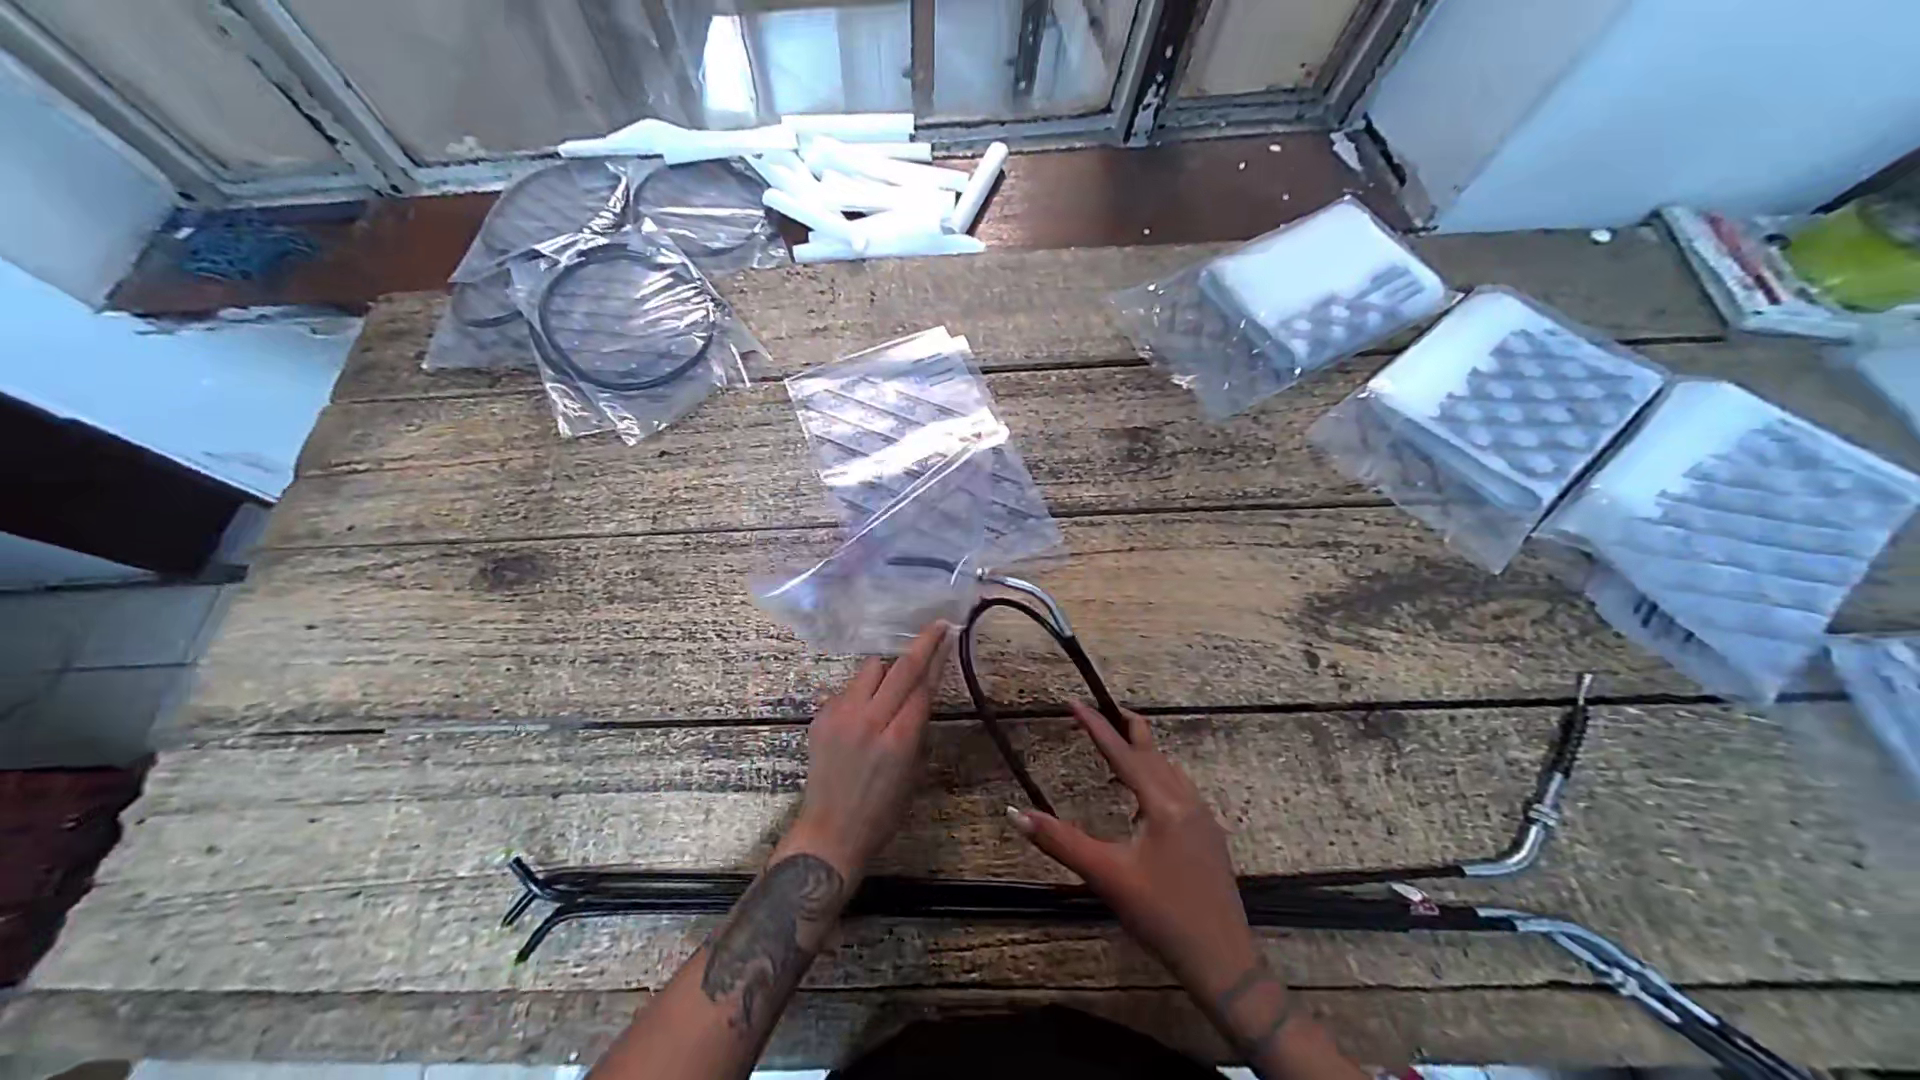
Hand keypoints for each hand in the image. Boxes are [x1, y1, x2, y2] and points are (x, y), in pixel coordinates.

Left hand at [786, 622, 951, 879]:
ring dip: (886, 671)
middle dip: (923, 643)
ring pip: (871, 669)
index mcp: (900, 738)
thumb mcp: (913, 771)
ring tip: (888, 690)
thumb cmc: (882, 811)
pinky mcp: (821, 717)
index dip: (939, 657)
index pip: (924, 684)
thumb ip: (917, 728)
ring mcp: (841, 715)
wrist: (830, 831)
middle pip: (902, 667)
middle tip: (936, 626)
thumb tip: (921, 693)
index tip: (948, 635)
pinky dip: (861, 693)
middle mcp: (870, 719)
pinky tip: (861, 716)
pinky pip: (848, 689)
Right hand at [1008, 701, 1257, 999]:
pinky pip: (1181, 788)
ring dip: (1145, 750)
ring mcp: (1204, 819)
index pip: (1122, 754)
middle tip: (1103, 708)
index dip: (1096, 726)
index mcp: (1163, 804)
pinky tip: (1151, 791)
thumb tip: (1013, 812)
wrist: (1223, 961)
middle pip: (1153, 753)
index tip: (1074, 701)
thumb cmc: (1161, 916)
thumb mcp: (1107, 877)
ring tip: (1124, 741)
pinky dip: (1159, 774)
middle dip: (1126, 728)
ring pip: (1170, 770)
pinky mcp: (1210, 837)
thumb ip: (1060, 842)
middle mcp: (1187, 801)